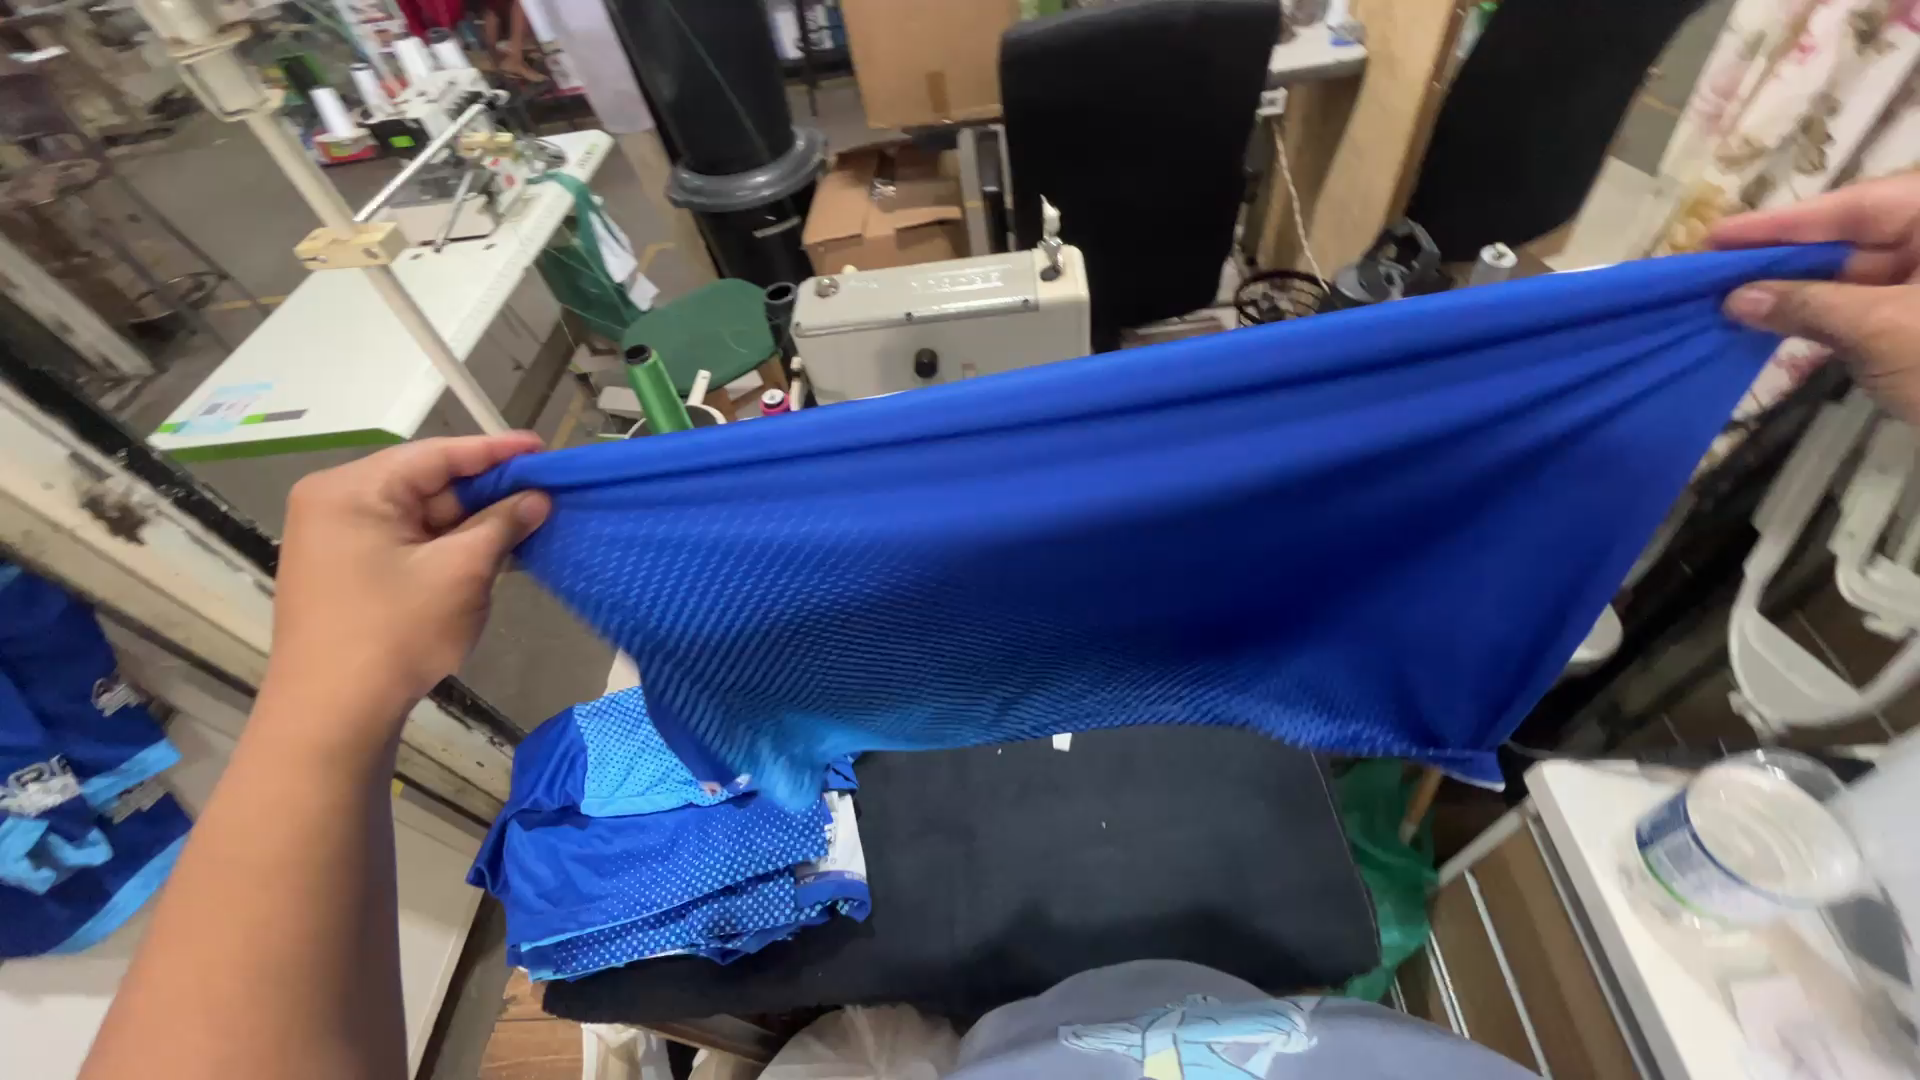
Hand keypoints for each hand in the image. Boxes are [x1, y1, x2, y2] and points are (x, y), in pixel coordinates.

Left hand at [264, 434, 550, 737]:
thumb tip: (539, 498)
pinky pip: (413, 539)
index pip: (436, 455)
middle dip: (489, 488)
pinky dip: (455, 541)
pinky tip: (497, 544)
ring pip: (425, 513)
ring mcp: (342, 539)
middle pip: (429, 482)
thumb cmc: (396, 630)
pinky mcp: (353, 569)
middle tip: (544, 488)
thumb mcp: (462, 571)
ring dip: (477, 518)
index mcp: (352, 491)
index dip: (496, 450)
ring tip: (532, 516)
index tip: (544, 449)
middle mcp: (339, 504)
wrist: (335, 711)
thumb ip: (503, 524)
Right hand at [1711, 172, 1919, 423]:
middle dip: (1783, 256)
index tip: (1716, 236)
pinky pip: (1865, 303)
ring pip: (1856, 273)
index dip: (1783, 223)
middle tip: (1712, 269)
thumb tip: (1736, 297)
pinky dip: (1818, 312)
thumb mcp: (1882, 329)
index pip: (1862, 206)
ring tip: (1728, 296)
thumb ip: (1807, 306)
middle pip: (1858, 236)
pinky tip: (1770, 318)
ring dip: (1793, 288)